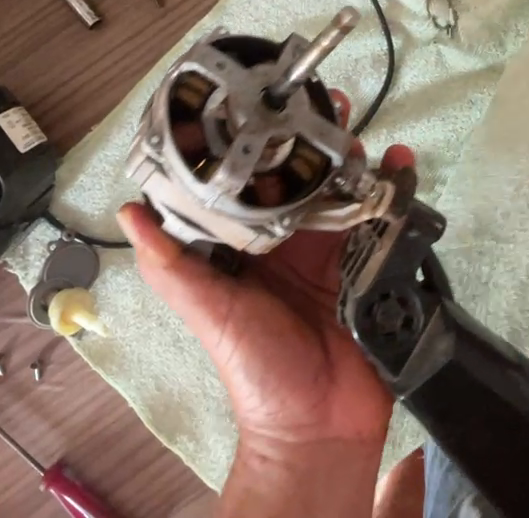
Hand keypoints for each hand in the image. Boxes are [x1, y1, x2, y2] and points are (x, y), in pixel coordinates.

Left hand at [117, 93, 411, 513]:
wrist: (318, 425)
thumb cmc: (255, 367)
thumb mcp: (207, 311)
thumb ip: (171, 265)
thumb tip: (128, 210)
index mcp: (244, 246)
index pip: (248, 183)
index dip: (257, 144)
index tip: (265, 106)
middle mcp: (286, 241)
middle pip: (300, 178)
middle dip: (312, 140)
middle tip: (323, 103)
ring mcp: (329, 251)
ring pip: (341, 191)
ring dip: (353, 158)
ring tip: (359, 132)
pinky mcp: (365, 265)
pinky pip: (379, 220)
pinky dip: (393, 191)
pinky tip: (401, 167)